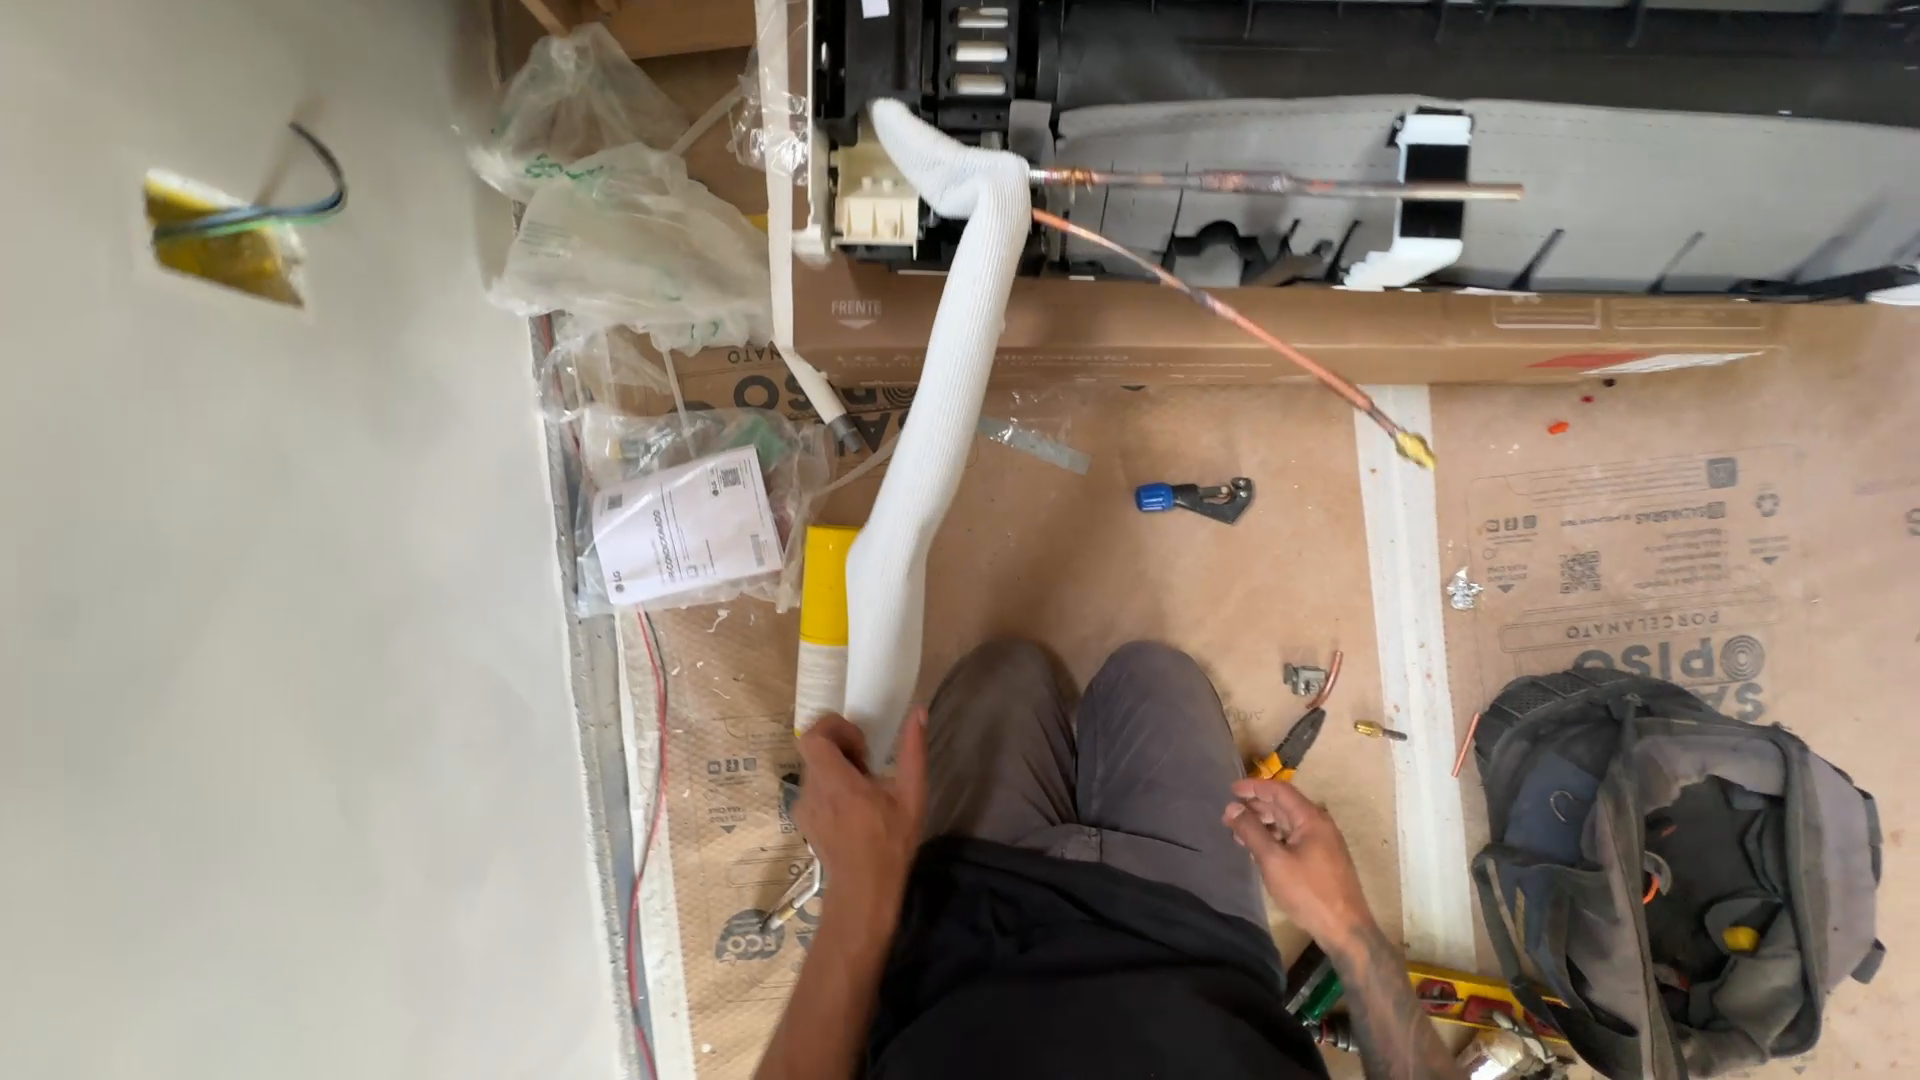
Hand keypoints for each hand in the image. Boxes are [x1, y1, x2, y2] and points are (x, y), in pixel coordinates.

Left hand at [793, 709, 928, 931]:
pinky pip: (812, 787)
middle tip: (865, 762)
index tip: (861, 744)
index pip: (813, 736)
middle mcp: (813, 792)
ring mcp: (803, 807)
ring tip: (862, 787)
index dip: (835, 728)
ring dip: (836, 766)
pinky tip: (851, 806)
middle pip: (814, 748)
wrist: (864, 891)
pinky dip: (829, 785)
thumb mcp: (911, 795)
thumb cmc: (891, 843)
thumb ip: (913, 751)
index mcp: (837, 783)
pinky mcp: (802, 820)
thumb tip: (918, 712)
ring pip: (813, 767)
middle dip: (840, 745)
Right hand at [1223, 777, 1378, 955]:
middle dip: (1255, 808)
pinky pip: (1294, 838)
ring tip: (1239, 834)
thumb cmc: (1308, 892)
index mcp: (1311, 819)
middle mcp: (1319, 825)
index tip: (1231, 790)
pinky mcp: (1323, 860)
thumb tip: (1232, 807)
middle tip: (1229, 816)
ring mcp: (1323, 843)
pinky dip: (1274, 838)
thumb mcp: (1273, 860)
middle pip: (1283, 806)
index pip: (1279, 790)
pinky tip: (1260, 850)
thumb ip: (1251, 830)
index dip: (1254, 787)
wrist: (1346, 930)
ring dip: (1263, 824)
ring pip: (1288, 824)